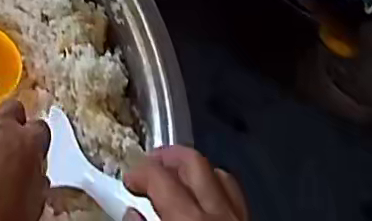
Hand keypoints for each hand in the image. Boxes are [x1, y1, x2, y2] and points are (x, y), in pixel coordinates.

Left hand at [0, 100, 50, 220]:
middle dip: (12, 126)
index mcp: (29, 142)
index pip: (40, 129)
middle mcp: (4, 125)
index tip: (31, 154)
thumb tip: (34, 174)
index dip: (35, 143)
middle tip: (7, 150)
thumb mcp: (32, 202)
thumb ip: (36, 178)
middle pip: (14, 109)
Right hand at [123, 147, 247, 220]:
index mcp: (191, 219)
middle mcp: (219, 212)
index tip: (129, 178)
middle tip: (150, 166)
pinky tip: (206, 202)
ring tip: (177, 179)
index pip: (161, 178)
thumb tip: (132, 213)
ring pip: (220, 175)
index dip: (140, 172)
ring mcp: (241, 217)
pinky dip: (217, 189)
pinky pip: (235, 196)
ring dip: (195, 171)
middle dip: (169, 157)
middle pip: (194, 162)